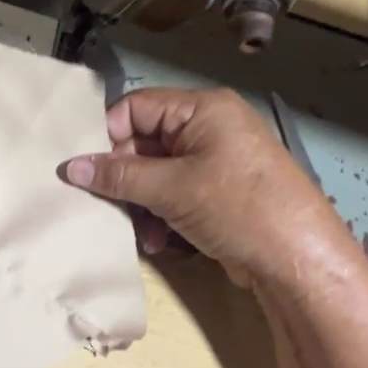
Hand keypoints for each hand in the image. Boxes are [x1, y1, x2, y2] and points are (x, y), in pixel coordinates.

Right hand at [62, 87, 360, 292]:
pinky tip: (156, 241)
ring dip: (138, 203)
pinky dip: (157, 215)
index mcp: (203, 109)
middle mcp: (208, 128)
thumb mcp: (171, 189)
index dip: (107, 135)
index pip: (136, 107)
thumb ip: (118, 175)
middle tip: (104, 205)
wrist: (297, 259)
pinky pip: (171, 194)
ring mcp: (213, 161)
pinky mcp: (215, 192)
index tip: (85, 169)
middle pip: (142, 142)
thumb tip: (70, 167)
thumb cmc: (238, 208)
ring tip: (137, 231)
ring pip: (153, 173)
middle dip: (122, 177)